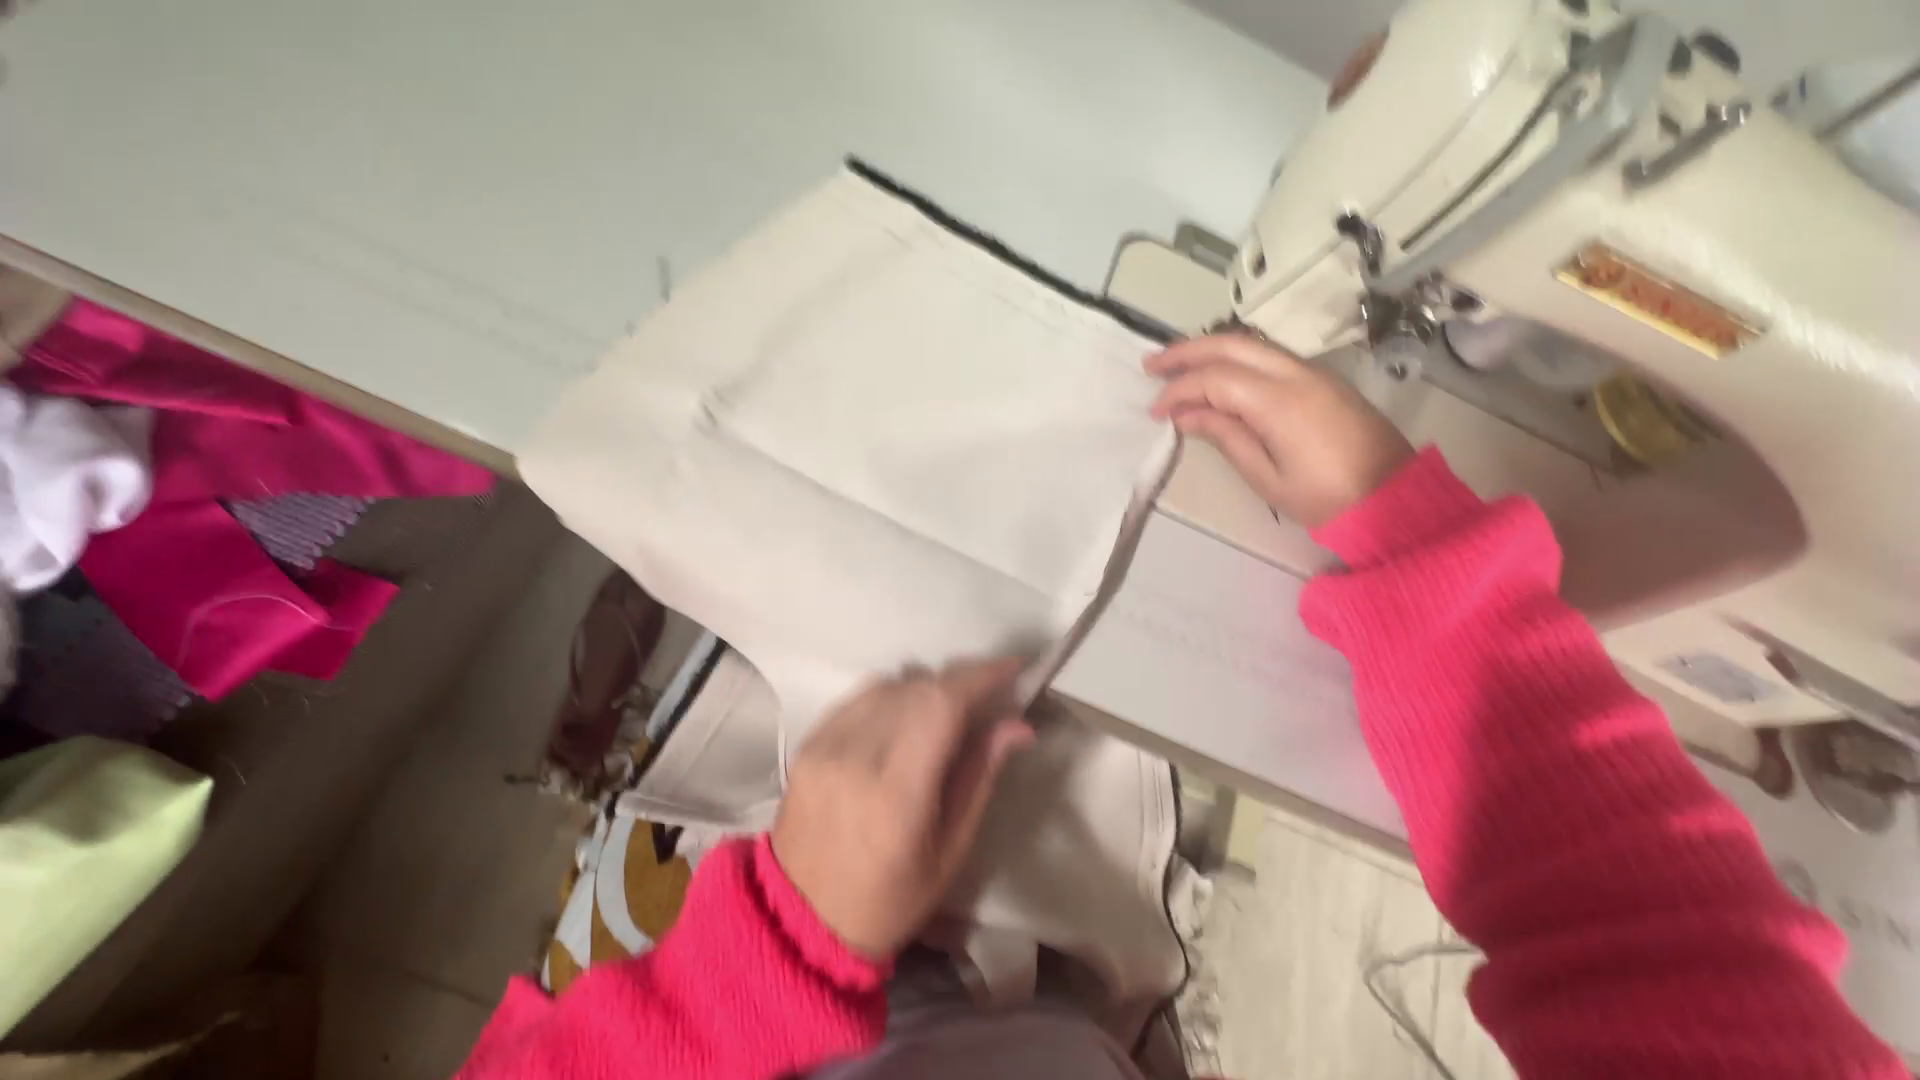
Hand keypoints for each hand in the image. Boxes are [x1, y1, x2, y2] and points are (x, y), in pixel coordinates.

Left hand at [771, 658, 1034, 960]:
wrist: (800, 920)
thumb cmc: (890, 899)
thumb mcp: (950, 850)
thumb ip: (981, 776)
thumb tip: (1019, 724)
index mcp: (896, 792)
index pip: (941, 705)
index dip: (980, 677)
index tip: (1014, 669)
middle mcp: (856, 757)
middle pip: (917, 687)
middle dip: (960, 682)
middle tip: (989, 696)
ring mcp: (825, 746)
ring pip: (887, 685)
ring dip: (924, 687)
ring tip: (947, 712)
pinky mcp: (807, 744)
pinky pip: (857, 698)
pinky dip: (890, 697)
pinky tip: (904, 719)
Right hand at [1147, 334, 1414, 528]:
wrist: (1395, 497)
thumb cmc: (1327, 498)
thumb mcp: (1268, 478)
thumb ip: (1226, 437)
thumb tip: (1188, 415)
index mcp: (1279, 401)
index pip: (1214, 379)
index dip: (1179, 390)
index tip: (1155, 411)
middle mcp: (1296, 374)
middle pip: (1231, 344)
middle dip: (1187, 351)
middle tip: (1152, 364)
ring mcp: (1313, 372)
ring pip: (1252, 344)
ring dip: (1211, 349)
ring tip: (1177, 365)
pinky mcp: (1323, 380)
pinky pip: (1270, 356)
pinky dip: (1236, 359)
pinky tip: (1218, 374)